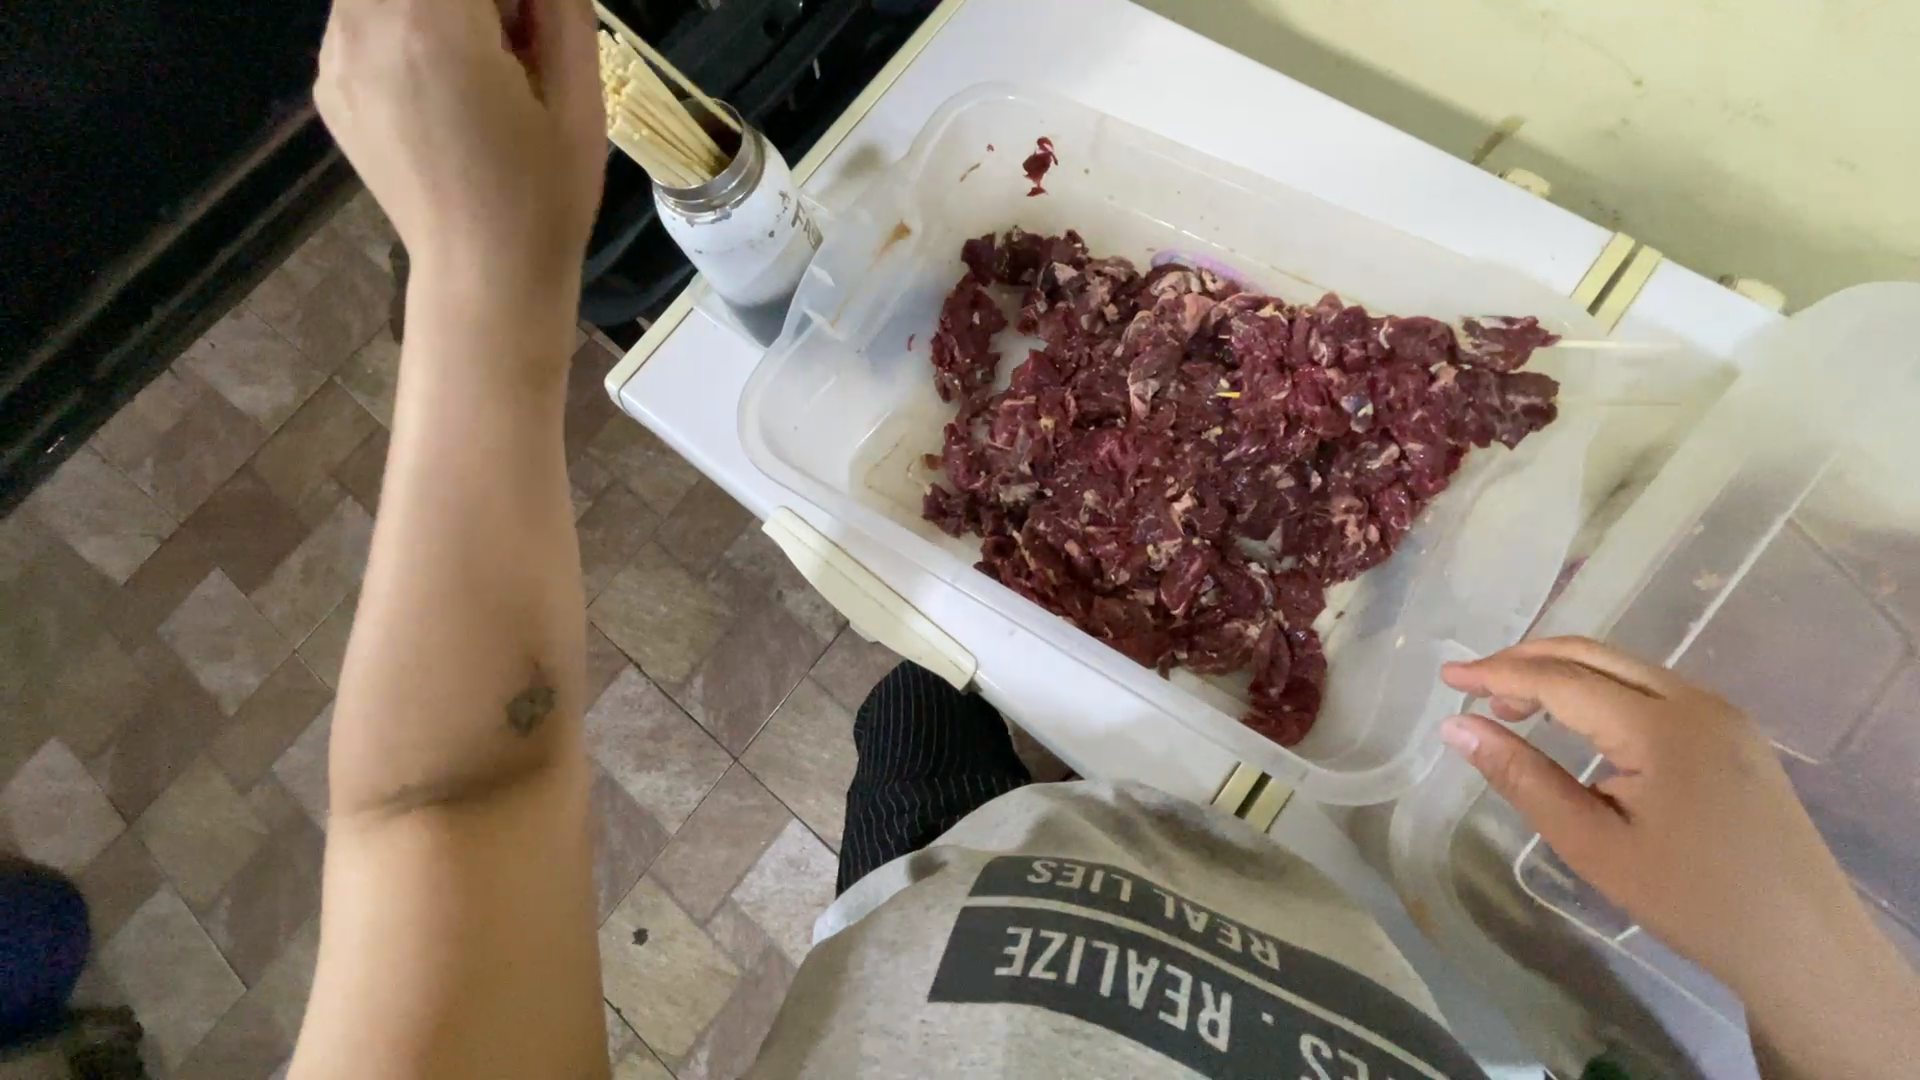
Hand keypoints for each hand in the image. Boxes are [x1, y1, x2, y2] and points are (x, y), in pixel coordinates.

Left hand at [314, 0, 604, 310]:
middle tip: (514, 51)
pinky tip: (445, 102)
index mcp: (432, 26)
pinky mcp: (329, 84)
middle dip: (476, 4)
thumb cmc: (546, 203)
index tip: (534, 29)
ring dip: (439, 13)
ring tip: (482, 77)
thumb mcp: (580, 108)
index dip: (513, 2)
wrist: (485, 279)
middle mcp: (362, 21)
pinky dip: (407, 36)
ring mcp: (334, 54)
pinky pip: (364, 23)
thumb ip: (562, 15)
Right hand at [1439, 638, 1919, 1078]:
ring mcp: (1720, 715)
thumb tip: (1454, 726)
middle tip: (1470, 684)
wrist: (1808, 950)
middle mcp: (1697, 704)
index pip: (1560, 680)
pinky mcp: (1728, 732)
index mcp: (1664, 729)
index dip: (1496, 673)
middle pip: (1590, 655)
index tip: (1446, 678)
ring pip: (1617, 666)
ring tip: (1507, 704)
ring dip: (1555, 673)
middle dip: (1522, 661)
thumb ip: (1519, 775)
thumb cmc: (1690, 898)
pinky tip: (1566, 717)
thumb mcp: (1589, 841)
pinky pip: (1643, 686)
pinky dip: (1590, 688)